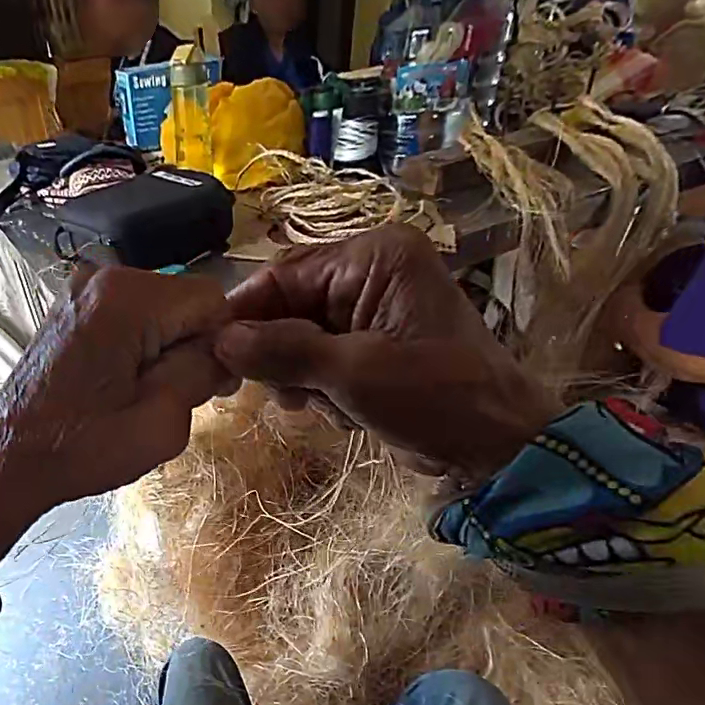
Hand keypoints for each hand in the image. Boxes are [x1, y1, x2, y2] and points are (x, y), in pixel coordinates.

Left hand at [0, 265, 234, 600]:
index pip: (212, 299)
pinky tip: (123, 387)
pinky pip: (130, 320)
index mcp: (127, 298)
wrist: (8, 461)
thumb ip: (203, 371)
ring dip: (166, 351)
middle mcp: (103, 280)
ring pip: (159, 312)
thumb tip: (224, 349)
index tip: (209, 388)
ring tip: (144, 398)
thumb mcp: (161, 421)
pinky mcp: (71, 313)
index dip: (222, 345)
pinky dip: (140, 348)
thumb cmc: (80, 448)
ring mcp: (81, 293)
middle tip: (174, 400)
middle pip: (184, 302)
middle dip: (192, 347)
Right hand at [215, 224, 560, 475]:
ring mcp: (371, 312)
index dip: (244, 314)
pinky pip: (318, 360)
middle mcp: (370, 275)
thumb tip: (221, 341)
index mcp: (374, 258)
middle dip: (280, 354)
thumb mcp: (353, 373)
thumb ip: (284, 351)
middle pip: (289, 307)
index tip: (211, 352)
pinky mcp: (371, 346)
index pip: (285, 275)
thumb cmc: (435, 397)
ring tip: (324, 405)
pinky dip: (320, 389)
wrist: (493, 446)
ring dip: (301, 378)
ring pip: (298, 339)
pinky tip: (341, 411)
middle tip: (283, 393)